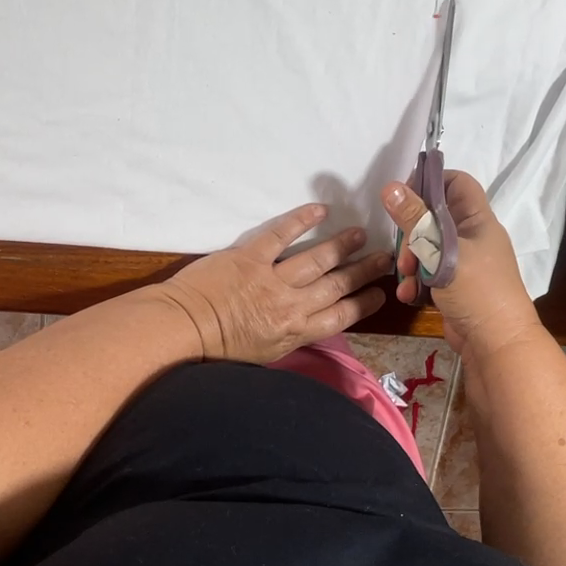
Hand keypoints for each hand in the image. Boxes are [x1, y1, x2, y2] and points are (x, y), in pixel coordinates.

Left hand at [154, 204, 388, 362]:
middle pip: (337, 285)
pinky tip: (320, 211)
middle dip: (364, 270)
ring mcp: (271, 279)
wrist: (181, 330)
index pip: (341, 316)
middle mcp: (290, 305)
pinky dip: (302, 220)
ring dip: (342, 245)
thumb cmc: (217, 350)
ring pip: (317, 259)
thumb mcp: (264, 355)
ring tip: (360, 233)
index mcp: (295, 333)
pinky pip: (281, 234)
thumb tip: (309, 322)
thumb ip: (290, 336)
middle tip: (384, 257)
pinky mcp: (250, 257)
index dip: (364, 301)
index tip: (380, 291)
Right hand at [381, 172, 539, 355]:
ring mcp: (463, 263)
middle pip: (434, 217)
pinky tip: (409, 294)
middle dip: (412, 232)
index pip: (457, 183)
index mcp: (478, 220)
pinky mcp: (454, 286)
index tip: (404, 198)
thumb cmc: (477, 291)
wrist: (497, 344)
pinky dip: (416, 281)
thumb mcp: (442, 251)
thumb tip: (390, 187)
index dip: (431, 182)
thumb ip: (415, 220)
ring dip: (411, 260)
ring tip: (407, 277)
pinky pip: (428, 273)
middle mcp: (471, 237)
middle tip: (406, 252)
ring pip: (427, 247)